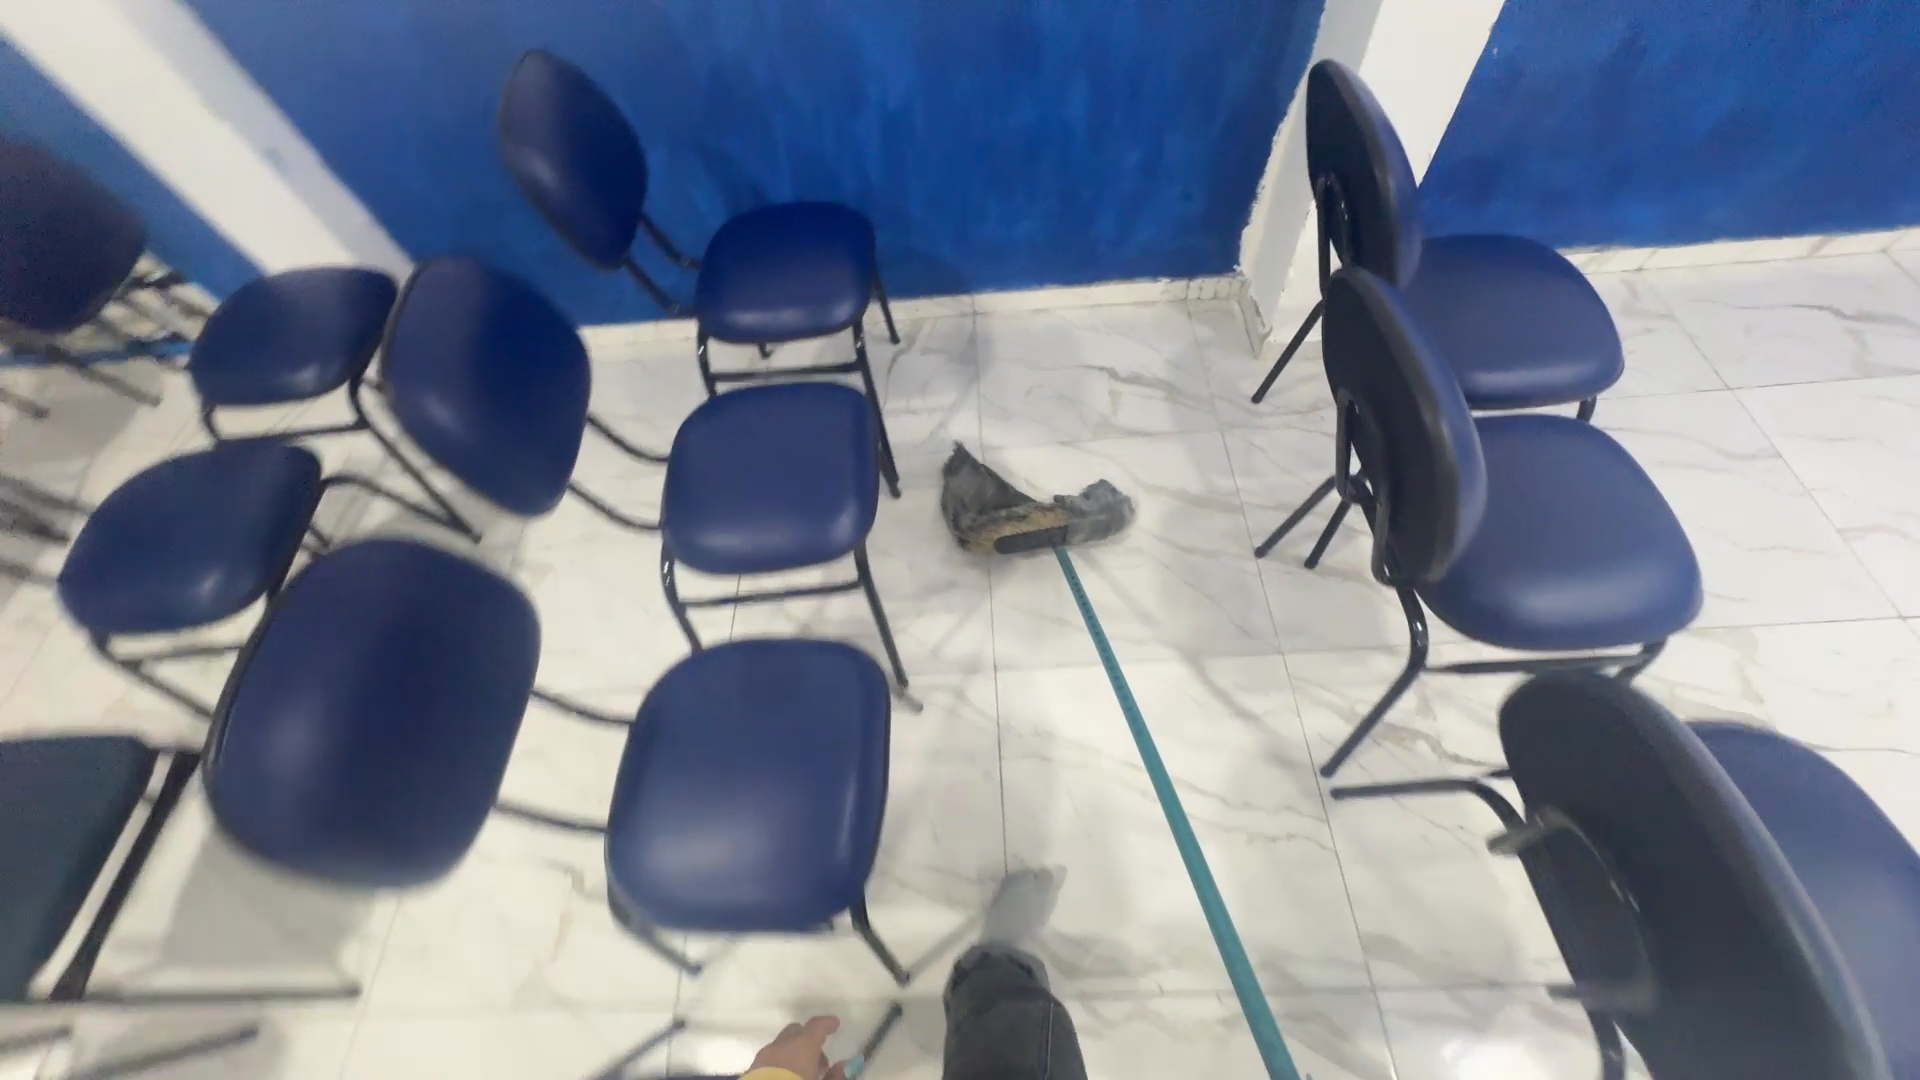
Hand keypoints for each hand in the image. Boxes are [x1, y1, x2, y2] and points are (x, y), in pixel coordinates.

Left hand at [749, 1015, 852, 1079]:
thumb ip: (836, 1076)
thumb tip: (847, 1064)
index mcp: (802, 1045)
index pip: (817, 1025)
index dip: (827, 1024)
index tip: (835, 1025)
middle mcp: (781, 1046)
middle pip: (796, 1033)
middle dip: (808, 1041)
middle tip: (819, 1061)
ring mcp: (761, 1059)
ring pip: (780, 1047)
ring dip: (792, 1054)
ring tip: (801, 1075)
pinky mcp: (749, 1073)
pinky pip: (767, 1062)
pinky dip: (778, 1065)